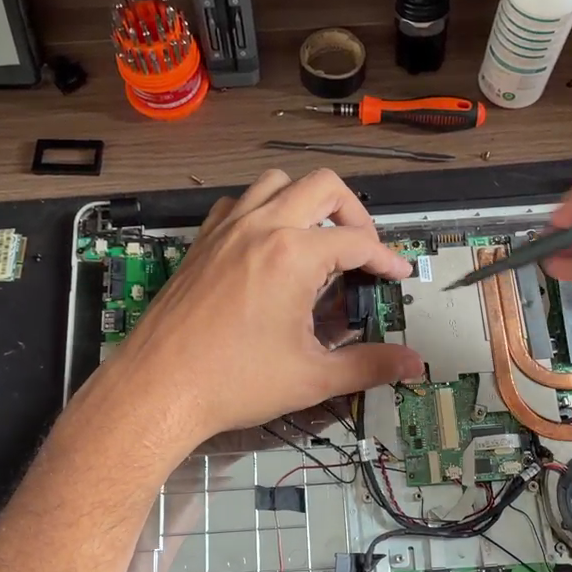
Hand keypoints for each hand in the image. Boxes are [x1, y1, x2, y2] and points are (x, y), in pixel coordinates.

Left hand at [93, 169, 423, 445]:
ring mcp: (226, 229)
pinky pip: (238, 203)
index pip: (357, 241)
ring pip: (276, 182)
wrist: (157, 388)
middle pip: (323, 186)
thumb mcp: (312, 377)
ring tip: (318, 238)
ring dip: (305, 200)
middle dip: (353, 212)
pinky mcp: (202, 241)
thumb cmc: (235, 382)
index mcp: (293, 254)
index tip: (398, 275)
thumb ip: (369, 365)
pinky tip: (268, 246)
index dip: (386, 257)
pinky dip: (262, 210)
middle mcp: (261, 227)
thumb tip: (414, 364)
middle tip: (362, 249)